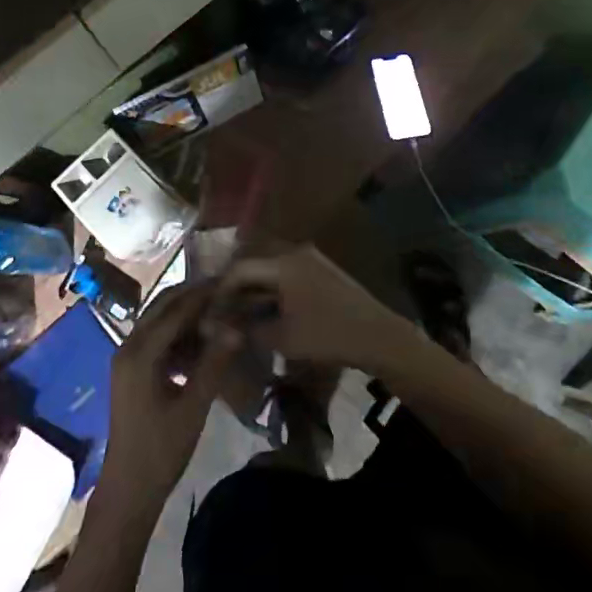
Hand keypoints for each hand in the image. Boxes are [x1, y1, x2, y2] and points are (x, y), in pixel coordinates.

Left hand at [101, 281, 240, 502]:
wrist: (129, 489)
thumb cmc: (161, 450)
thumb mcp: (193, 406)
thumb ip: (214, 363)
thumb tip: (237, 326)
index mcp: (140, 354)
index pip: (176, 311)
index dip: (203, 294)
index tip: (230, 280)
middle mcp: (128, 347)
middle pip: (162, 308)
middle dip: (192, 296)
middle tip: (226, 289)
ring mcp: (126, 359)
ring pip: (159, 322)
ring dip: (185, 314)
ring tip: (220, 311)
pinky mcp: (131, 371)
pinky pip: (156, 339)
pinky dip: (178, 333)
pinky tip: (202, 341)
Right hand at [220, 247, 420, 373]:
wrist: (379, 336)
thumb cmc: (327, 336)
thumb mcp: (282, 338)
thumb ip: (248, 330)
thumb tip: (222, 329)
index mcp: (284, 263)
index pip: (240, 268)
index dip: (221, 290)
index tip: (212, 312)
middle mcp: (296, 252)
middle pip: (255, 263)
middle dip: (237, 287)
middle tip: (224, 310)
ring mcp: (312, 259)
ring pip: (272, 269)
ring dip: (256, 288)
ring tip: (243, 312)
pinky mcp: (323, 270)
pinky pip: (288, 273)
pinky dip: (274, 289)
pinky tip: (269, 309)